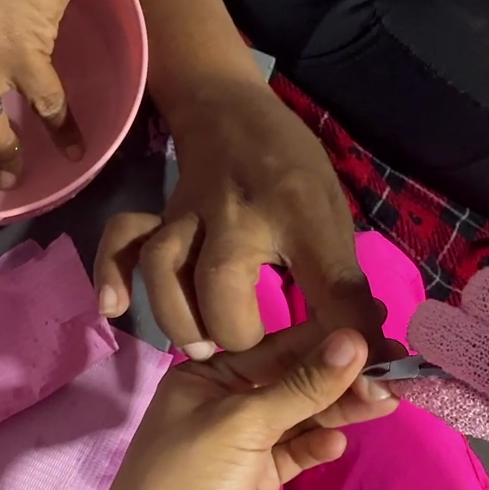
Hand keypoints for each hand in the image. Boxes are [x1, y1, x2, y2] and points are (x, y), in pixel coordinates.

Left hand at [84, 325, 397, 489]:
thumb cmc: (189, 477)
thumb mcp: (243, 423)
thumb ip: (302, 386)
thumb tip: (356, 341)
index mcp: (208, 373)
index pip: (278, 346)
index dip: (328, 342)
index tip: (379, 336)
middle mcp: (226, 399)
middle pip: (295, 379)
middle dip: (342, 377)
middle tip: (395, 372)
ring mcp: (244, 440)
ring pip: (301, 415)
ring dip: (339, 410)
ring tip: (385, 403)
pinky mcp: (259, 475)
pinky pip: (296, 450)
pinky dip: (317, 444)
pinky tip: (337, 443)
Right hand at [95, 77, 386, 359]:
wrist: (231, 110)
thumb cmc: (292, 171)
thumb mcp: (331, 218)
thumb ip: (347, 288)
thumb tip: (376, 355)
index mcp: (299, 214)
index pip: (329, 285)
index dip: (350, 338)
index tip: (367, 379)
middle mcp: (238, 215)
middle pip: (222, 282)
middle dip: (240, 333)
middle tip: (255, 349)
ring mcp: (188, 214)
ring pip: (166, 268)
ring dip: (180, 318)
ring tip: (201, 349)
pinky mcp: (157, 218)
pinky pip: (123, 242)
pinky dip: (112, 273)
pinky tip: (114, 308)